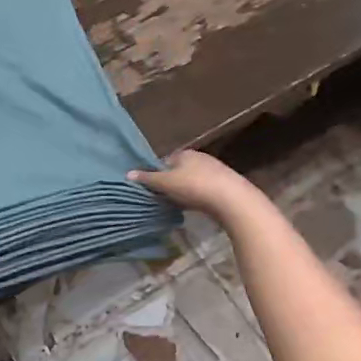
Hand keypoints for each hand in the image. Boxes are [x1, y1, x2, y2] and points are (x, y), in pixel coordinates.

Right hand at [128, 150, 267, 221]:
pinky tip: (196, 207)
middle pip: (178, 171)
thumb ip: (147, 178)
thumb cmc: (194, 186)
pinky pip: (204, 190)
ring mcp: (215, 171)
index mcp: (184, 153)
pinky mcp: (225, 185)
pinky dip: (198, 197)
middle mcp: (200, 158)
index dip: (156, 174)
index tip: (151, 189)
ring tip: (178, 205)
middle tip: (162, 199)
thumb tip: (128, 173)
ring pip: (192, 181)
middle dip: (171, 183)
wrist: (232, 200)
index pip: (164, 161)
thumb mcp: (166, 183)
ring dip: (185, 192)